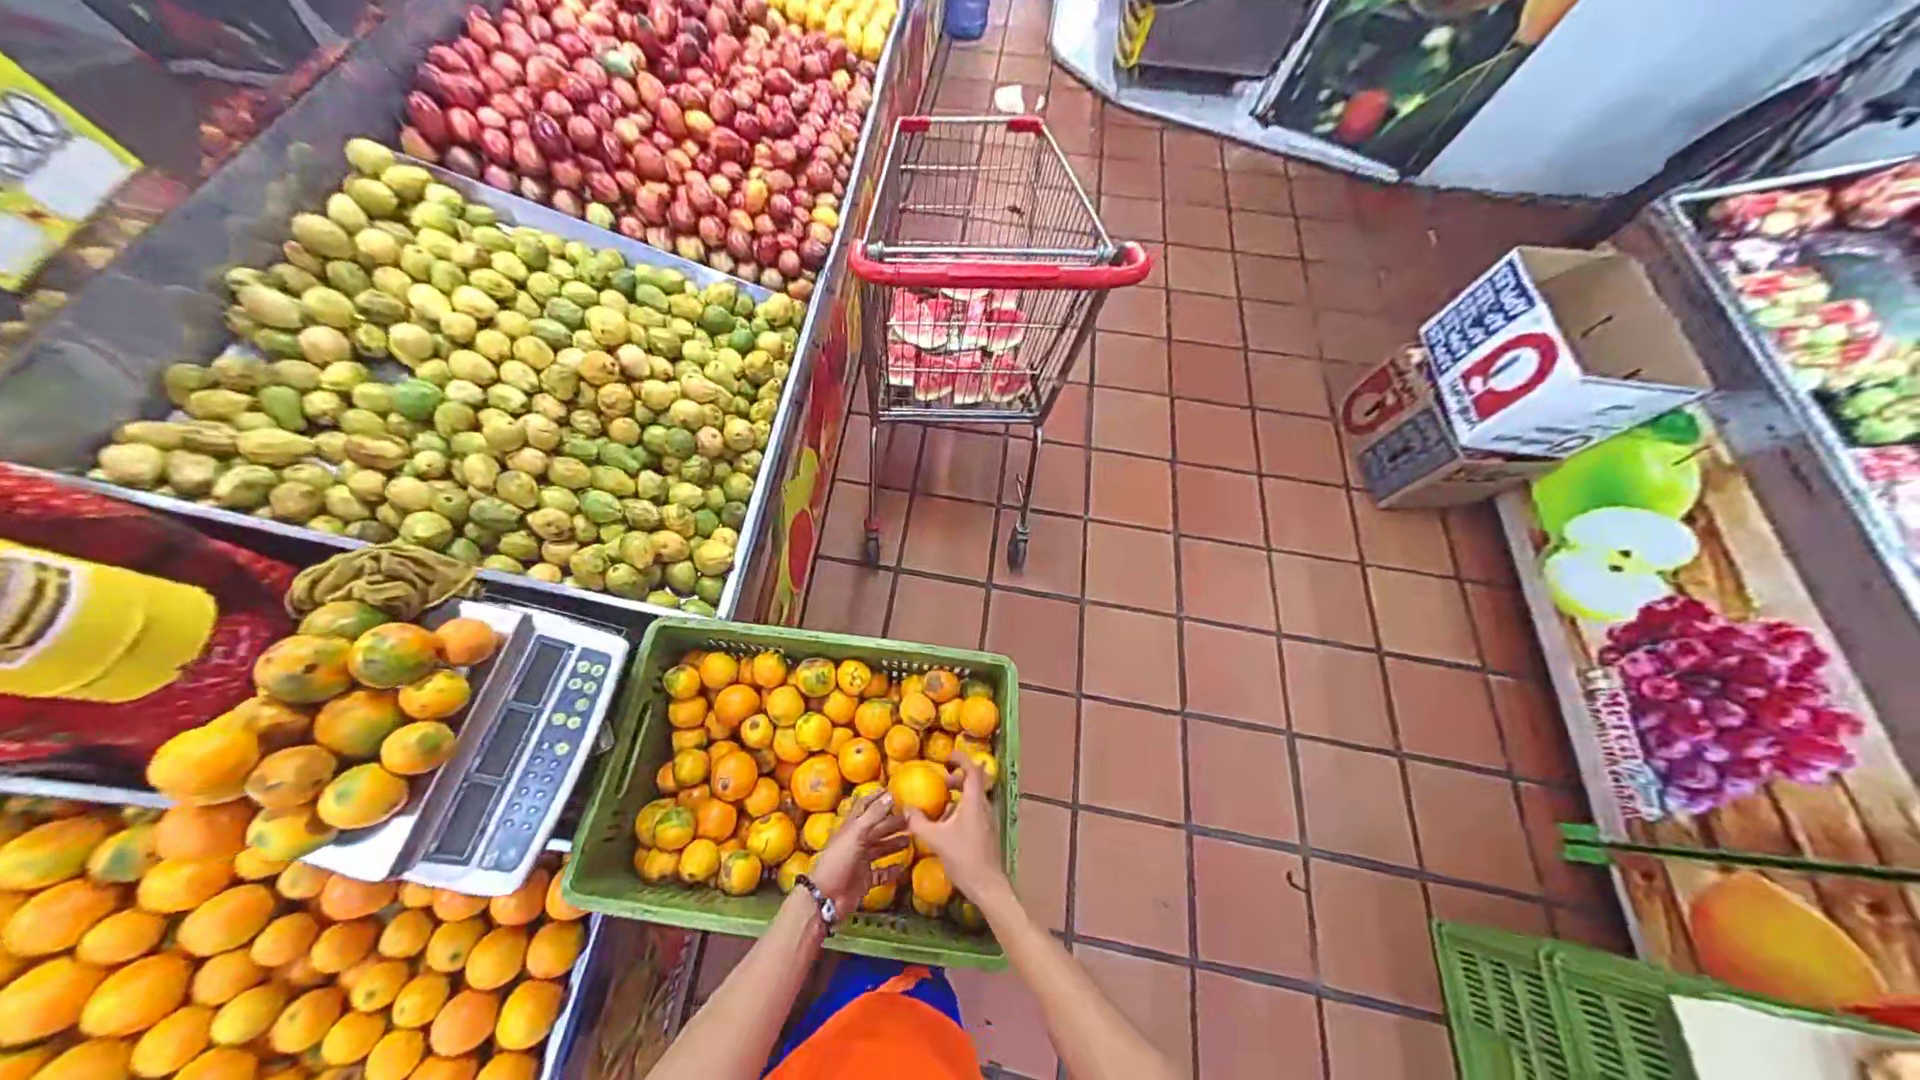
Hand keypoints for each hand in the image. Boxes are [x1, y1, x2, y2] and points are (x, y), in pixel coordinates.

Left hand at [806, 790, 909, 914]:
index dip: (875, 797)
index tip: (891, 791)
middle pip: (876, 828)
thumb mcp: (856, 834)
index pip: (864, 806)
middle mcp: (856, 842)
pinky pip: (882, 873)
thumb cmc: (838, 861)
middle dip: (892, 822)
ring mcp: (860, 861)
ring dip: (894, 843)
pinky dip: (892, 869)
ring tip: (911, 838)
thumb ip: (873, 815)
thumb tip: (890, 796)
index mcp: (851, 828)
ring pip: (881, 848)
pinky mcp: (865, 879)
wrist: (826, 897)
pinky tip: (902, 866)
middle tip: (910, 818)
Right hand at [902, 756, 1004, 903]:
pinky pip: (974, 811)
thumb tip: (906, 808)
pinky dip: (962, 808)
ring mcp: (987, 819)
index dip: (961, 758)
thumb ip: (918, 822)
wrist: (987, 885)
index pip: (972, 770)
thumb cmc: (964, 858)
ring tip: (941, 802)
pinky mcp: (987, 832)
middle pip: (974, 782)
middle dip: (958, 777)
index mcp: (974, 802)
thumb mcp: (936, 839)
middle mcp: (984, 806)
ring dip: (959, 794)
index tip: (948, 756)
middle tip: (941, 780)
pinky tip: (947, 824)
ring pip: (974, 798)